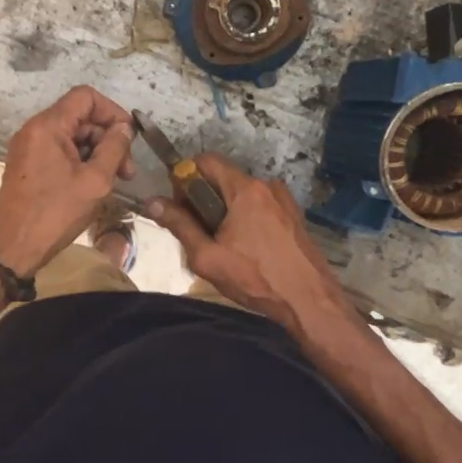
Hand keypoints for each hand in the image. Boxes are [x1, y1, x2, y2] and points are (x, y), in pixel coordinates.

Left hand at [0, 87, 136, 275]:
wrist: (12, 249)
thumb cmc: (55, 214)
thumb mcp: (95, 181)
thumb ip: (114, 149)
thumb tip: (123, 129)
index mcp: (47, 126)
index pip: (85, 97)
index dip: (112, 111)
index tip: (129, 138)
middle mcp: (33, 130)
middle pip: (79, 117)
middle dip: (107, 138)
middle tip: (126, 171)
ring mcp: (27, 149)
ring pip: (71, 137)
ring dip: (96, 153)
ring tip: (115, 181)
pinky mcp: (26, 167)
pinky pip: (58, 152)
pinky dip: (80, 162)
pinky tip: (94, 186)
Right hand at [146, 154, 340, 324]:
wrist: (309, 301)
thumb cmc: (255, 278)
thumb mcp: (207, 256)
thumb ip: (179, 225)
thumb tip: (152, 203)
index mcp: (245, 190)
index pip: (205, 161)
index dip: (185, 179)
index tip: (180, 207)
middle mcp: (266, 186)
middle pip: (222, 179)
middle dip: (202, 199)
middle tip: (197, 233)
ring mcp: (283, 200)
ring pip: (239, 195)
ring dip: (223, 212)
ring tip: (222, 246)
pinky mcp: (292, 215)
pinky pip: (257, 207)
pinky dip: (243, 219)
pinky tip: (244, 249)